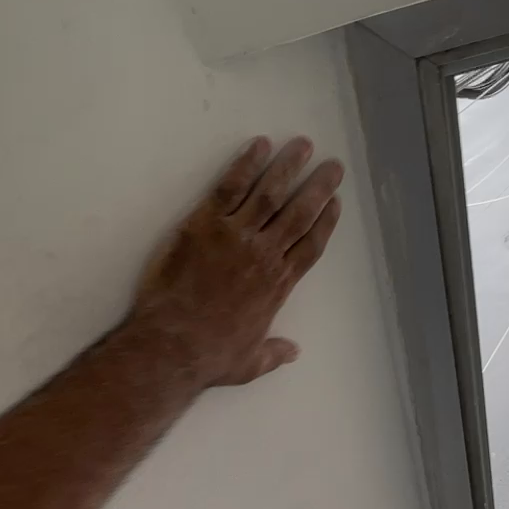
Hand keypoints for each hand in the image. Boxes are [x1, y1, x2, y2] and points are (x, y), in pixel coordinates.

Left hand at [128, 136, 344, 387]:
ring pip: (269, 193)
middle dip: (318, 187)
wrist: (173, 345)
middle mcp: (264, 255)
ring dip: (288, 166)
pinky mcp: (204, 224)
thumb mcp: (251, 363)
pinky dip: (245, 164)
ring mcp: (235, 236)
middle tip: (332, 166)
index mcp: (278, 286)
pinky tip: (258, 146)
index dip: (326, 222)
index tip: (335, 203)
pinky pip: (229, 187)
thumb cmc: (211, 358)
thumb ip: (274, 353)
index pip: (311, 246)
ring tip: (302, 144)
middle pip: (299, 213)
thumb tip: (294, 352)